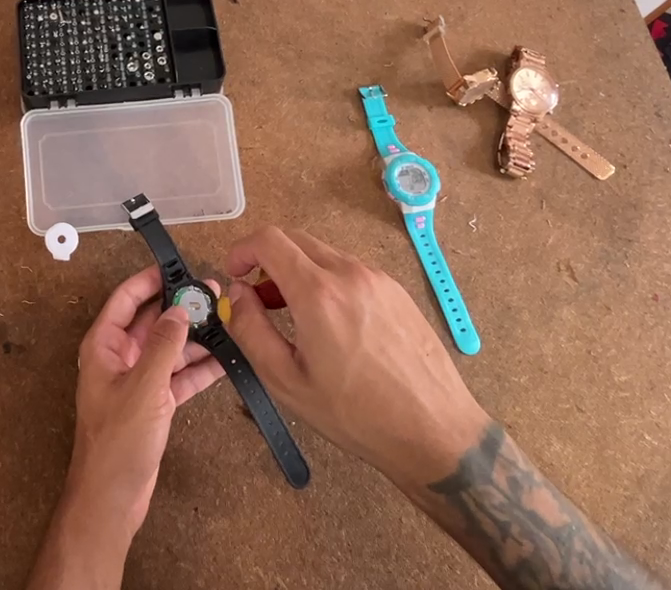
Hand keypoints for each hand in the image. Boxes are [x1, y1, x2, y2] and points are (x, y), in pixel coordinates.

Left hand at [29, 266, 226, 589]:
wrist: (112, 498)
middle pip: (153, 321)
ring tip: (227, 320)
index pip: (126, 300)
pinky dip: (199, 367)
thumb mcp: (143, 387)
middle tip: (214, 292)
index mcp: (104, 345)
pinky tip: (226, 358)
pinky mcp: (155, 402)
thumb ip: (164, 345)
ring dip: (195, 336)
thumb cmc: (119, 440)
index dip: (149, 280)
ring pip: (169, 347)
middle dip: (181, 307)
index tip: (177, 266)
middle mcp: (120, 357)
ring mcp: (138, 380)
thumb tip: (180, 309)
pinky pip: (179, 375)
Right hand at [221, 226, 488, 494]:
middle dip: (266, 260)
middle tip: (257, 298)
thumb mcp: (286, 380)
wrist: (436, 432)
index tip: (234, 275)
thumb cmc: (355, 414)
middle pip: (294, 239)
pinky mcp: (396, 291)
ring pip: (322, 255)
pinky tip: (330, 323)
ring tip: (291, 315)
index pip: (268, 240)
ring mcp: (377, 279)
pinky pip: (349, 271)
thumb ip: (250, 329)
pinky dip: (326, 281)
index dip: (242, 249)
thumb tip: (236, 293)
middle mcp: (348, 273)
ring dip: (296, 271)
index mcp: (318, 292)